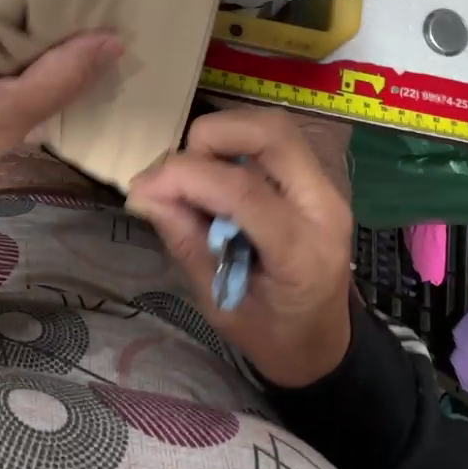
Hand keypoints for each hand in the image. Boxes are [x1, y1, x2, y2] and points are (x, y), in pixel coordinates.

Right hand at [125, 108, 354, 387]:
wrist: (325, 343)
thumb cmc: (274, 336)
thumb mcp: (220, 306)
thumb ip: (187, 244)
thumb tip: (144, 195)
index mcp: (302, 254)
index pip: (243, 191)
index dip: (185, 176)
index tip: (141, 187)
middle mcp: (323, 207)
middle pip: (270, 134)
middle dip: (210, 137)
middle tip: (174, 173)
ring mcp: (325, 186)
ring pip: (271, 126)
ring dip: (221, 135)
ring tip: (192, 174)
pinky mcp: (316, 177)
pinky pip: (272, 138)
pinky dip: (233, 142)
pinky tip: (213, 173)